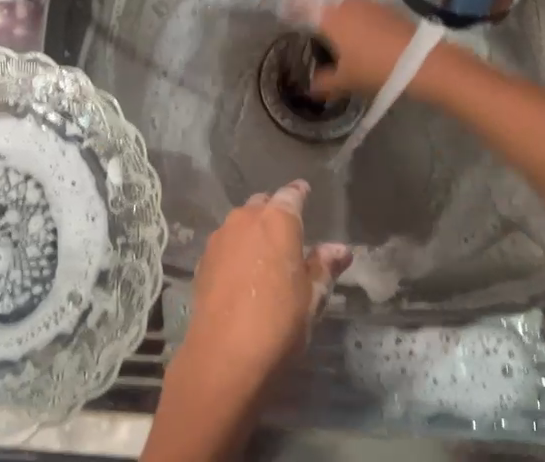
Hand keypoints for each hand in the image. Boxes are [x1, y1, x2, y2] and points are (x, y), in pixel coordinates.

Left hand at [179, 180, 350, 381]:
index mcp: (277, 220)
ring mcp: (220, 237)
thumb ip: (325, 267)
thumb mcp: (313, 297)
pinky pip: (225, 243)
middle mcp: (245, 218)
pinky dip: (236, 249)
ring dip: (253, 230)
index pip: (291, 195)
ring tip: (265, 251)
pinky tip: (242, 270)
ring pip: (240, 223)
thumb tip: (341, 249)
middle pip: (262, 205)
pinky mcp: (203, 258)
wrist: (225, 353)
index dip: (299, 193)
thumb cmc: (280, 321)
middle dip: (274, 211)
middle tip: (288, 229)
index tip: (304, 192)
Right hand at [285, 0, 424, 98]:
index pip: (303, 4)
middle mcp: (347, 3)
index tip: (282, 9)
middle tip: (305, 18)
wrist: (424, 61)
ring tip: (331, 24)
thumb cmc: (376, 68)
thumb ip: (325, 82)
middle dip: (313, 7)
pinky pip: (362, 7)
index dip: (291, 6)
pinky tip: (357, 29)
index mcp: (330, 16)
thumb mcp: (346, 80)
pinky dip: (354, 15)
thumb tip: (311, 87)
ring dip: (335, 10)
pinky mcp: (387, 8)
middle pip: (323, 0)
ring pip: (344, 2)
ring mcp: (369, 3)